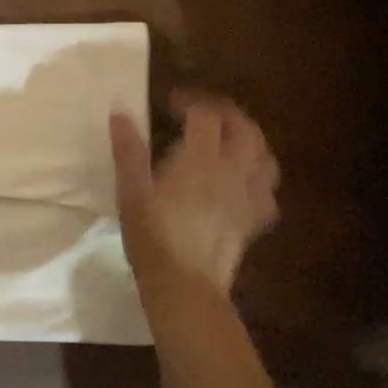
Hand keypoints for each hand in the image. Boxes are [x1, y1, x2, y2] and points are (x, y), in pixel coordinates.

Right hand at [110, 90, 279, 298]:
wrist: (185, 286)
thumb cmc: (152, 236)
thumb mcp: (130, 192)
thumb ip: (128, 151)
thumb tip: (119, 114)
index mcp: (200, 160)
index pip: (206, 115)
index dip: (190, 102)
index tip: (169, 102)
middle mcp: (233, 172)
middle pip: (245, 128)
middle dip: (225, 113)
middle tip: (200, 113)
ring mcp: (250, 196)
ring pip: (264, 155)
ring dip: (248, 139)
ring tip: (226, 140)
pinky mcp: (255, 220)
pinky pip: (268, 189)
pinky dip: (258, 176)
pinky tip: (242, 182)